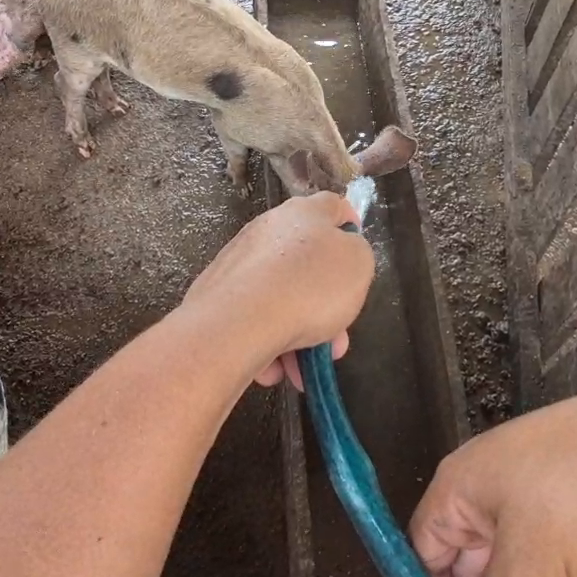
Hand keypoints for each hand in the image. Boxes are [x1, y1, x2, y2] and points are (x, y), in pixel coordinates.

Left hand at [179, 192, 374, 386]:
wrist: (238, 321)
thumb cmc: (309, 286)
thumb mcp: (359, 265)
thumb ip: (357, 254)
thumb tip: (342, 255)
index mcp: (304, 213)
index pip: (334, 207)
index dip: (351, 228)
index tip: (358, 254)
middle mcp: (268, 230)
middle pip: (308, 265)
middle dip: (327, 307)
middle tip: (336, 341)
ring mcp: (239, 262)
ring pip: (282, 298)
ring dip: (299, 335)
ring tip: (303, 369)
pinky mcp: (218, 294)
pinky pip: (255, 318)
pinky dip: (267, 343)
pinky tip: (272, 368)